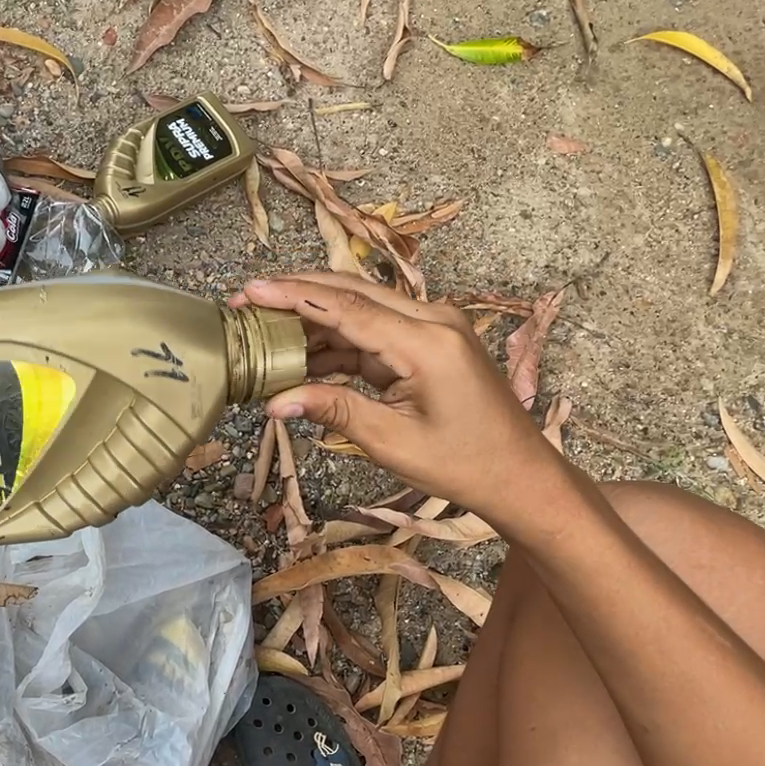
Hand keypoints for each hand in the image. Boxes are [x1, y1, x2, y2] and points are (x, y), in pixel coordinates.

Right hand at [230, 273, 570, 532]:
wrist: (518, 475)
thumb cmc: (460, 465)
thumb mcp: (390, 441)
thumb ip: (332, 410)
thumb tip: (274, 402)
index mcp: (426, 342)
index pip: (346, 307)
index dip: (293, 297)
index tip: (250, 290)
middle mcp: (432, 320)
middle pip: (351, 292)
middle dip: (295, 294)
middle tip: (246, 299)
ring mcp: (432, 327)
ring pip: (359, 308)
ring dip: (312, 319)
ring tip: (264, 330)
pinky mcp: (428, 341)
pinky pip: (372, 330)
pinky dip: (335, 342)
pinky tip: (301, 356)